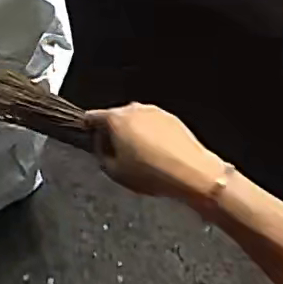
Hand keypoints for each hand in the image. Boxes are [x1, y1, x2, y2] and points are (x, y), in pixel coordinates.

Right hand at [87, 103, 230, 201]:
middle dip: (115, 134)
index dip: (89, 129)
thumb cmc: (154, 174)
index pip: (92, 117)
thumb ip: (101, 156)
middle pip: (115, 118)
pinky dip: (153, 136)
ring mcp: (152, 111)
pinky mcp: (170, 117)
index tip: (93, 138)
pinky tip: (159, 156)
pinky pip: (153, 125)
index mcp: (114, 118)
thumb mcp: (115, 173)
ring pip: (135, 121)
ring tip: (144, 160)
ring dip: (135, 135)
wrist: (193, 173)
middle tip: (121, 157)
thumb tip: (102, 148)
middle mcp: (132, 109)